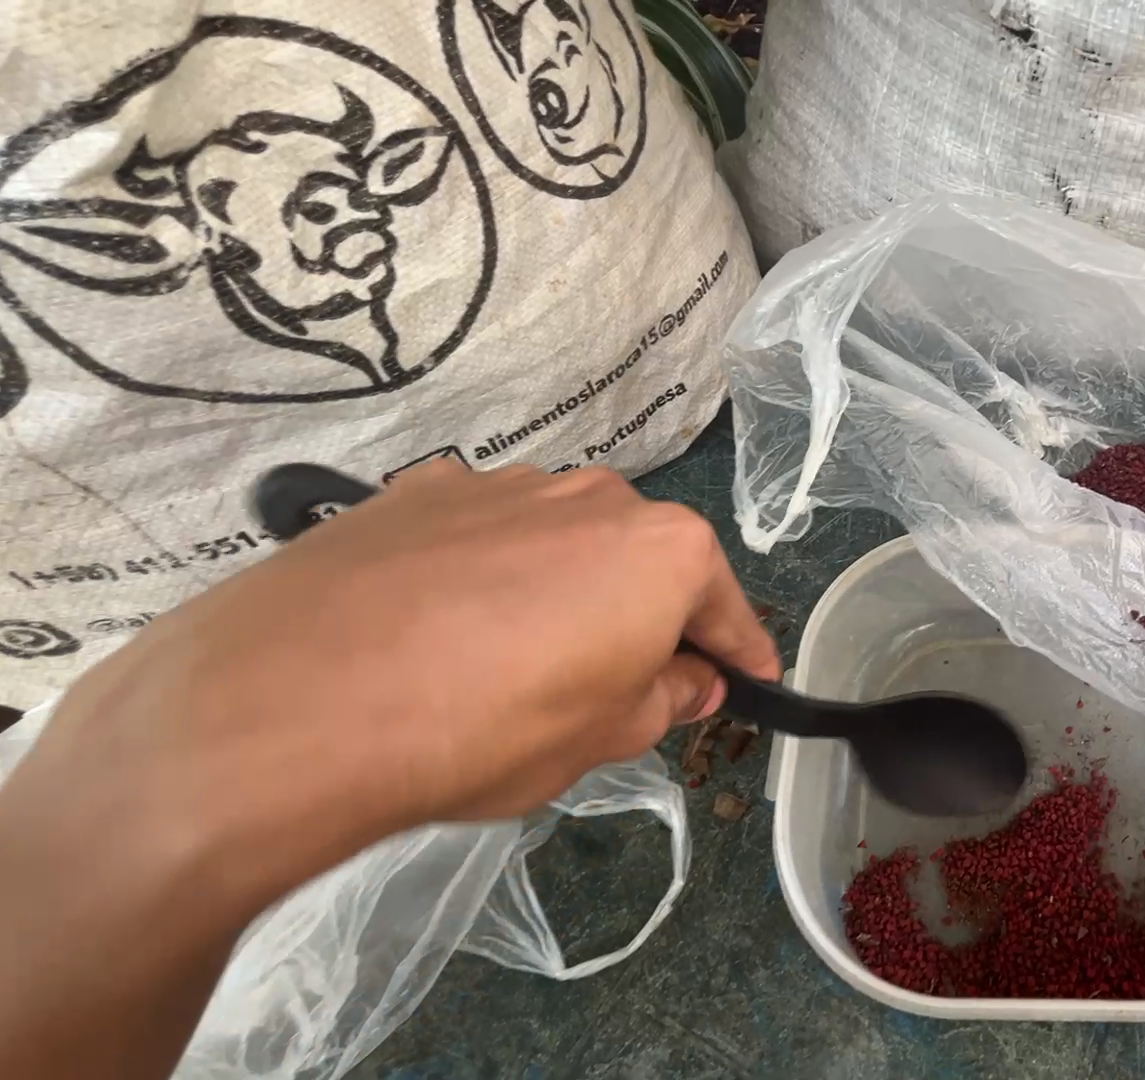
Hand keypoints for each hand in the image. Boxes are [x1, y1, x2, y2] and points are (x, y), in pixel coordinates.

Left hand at [10, 461, 779, 904]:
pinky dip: (498, 572)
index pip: (728, 610)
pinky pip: (493, 534)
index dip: (743, 655)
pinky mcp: (422, 490)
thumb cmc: (489, 729)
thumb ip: (670, 697)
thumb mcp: (607, 736)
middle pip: (650, 566)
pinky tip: (452, 622)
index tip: (751, 683)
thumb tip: (691, 678)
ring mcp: (507, 483)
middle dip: (652, 621)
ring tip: (523, 657)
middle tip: (626, 683)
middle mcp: (600, 497)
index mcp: (665, 550)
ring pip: (571, 545)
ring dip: (574, 592)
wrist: (278, 709)